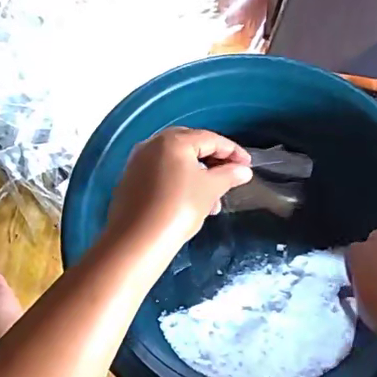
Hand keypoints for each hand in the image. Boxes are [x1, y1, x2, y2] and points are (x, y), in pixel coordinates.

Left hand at [105, 127, 251, 252]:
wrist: (137, 238)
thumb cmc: (178, 207)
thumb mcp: (210, 189)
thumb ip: (228, 175)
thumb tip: (242, 170)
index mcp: (171, 140)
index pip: (209, 138)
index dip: (232, 151)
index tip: (248, 165)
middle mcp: (150, 145)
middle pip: (190, 147)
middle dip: (213, 163)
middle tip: (230, 177)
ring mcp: (136, 163)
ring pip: (175, 163)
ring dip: (198, 177)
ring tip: (213, 203)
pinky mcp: (129, 181)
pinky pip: (161, 175)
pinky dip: (179, 183)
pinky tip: (191, 204)